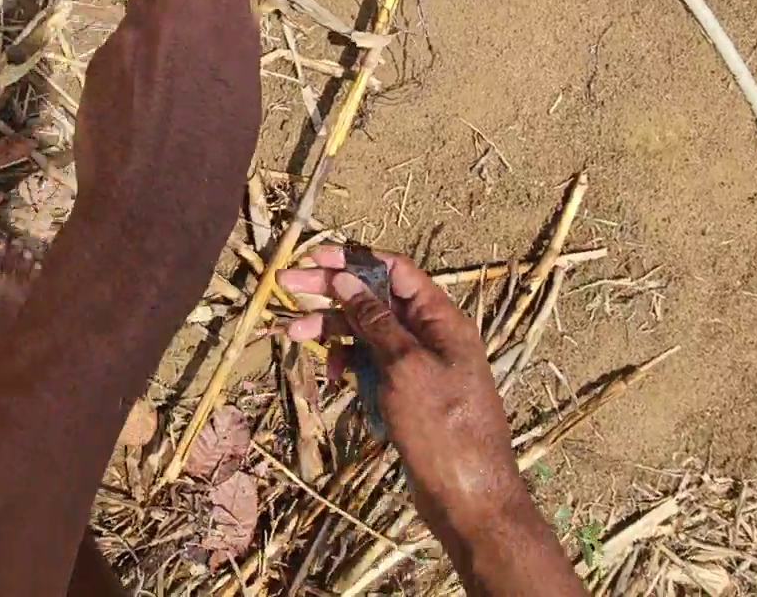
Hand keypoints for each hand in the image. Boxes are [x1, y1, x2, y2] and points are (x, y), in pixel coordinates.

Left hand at [70, 0, 261, 246]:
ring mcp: (134, 29)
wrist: (151, 206)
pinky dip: (133, 42)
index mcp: (231, 21)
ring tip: (162, 12)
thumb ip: (228, 41)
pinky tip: (136, 82)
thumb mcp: (244, 94)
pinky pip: (123, 29)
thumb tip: (216, 13)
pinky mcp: (102, 52)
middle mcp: (180, 11)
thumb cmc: (216, 163)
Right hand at [279, 250, 532, 542]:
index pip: (395, 271)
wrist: (469, 500)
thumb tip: (346, 280)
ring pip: (364, 330)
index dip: (354, 260)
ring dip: (329, 329)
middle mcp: (428, 335)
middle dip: (330, 290)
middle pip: (373, 297)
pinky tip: (332, 375)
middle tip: (287, 282)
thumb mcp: (405, 366)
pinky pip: (368, 361)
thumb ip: (374, 320)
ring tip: (293, 333)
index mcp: (440, 320)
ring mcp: (416, 363)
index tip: (315, 257)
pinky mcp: (404, 389)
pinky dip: (347, 361)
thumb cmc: (442, 428)